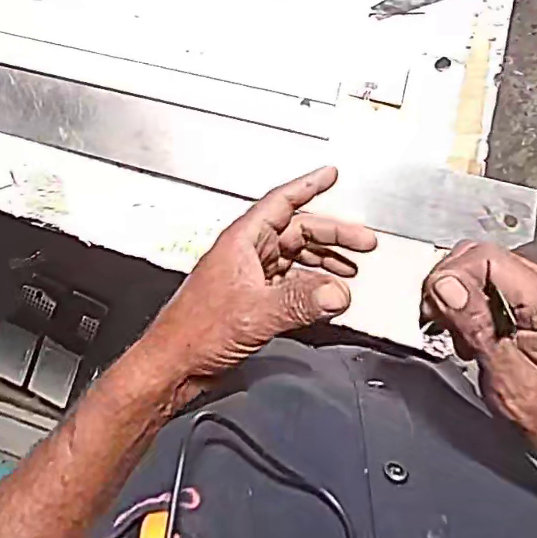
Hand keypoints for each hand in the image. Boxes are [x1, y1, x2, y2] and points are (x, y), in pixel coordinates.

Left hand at [137, 167, 377, 388]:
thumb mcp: (255, 311)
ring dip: (324, 260)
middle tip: (362, 241)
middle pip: (297, 230)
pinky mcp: (252, 297)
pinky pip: (290, 281)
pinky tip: (325, 293)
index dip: (308, 185)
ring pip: (295, 256)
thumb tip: (336, 291)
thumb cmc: (195, 330)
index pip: (282, 201)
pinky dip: (311, 285)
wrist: (174, 363)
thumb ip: (299, 301)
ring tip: (350, 268)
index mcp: (243, 240)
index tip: (330, 174)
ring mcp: (250, 274)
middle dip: (331, 234)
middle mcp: (247, 252)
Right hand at [421, 241, 536, 468]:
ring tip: (459, 334)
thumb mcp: (513, 388)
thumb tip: (447, 285)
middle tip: (440, 323)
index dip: (451, 278)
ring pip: (485, 265)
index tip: (435, 309)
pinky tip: (474, 331)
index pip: (488, 258)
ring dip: (460, 295)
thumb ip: (479, 330)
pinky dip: (473, 301)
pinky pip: (495, 280)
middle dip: (451, 285)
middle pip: (483, 256)